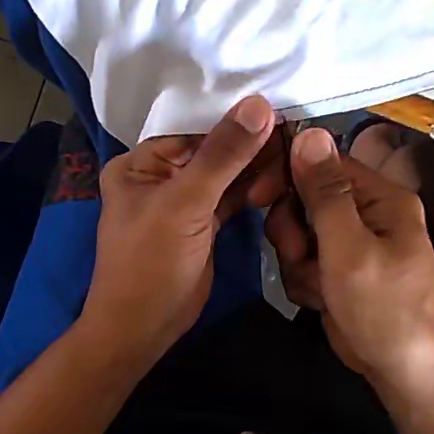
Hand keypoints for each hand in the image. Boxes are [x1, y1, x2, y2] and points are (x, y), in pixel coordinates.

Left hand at [83, 96, 285, 359]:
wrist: (143, 328)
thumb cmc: (151, 263)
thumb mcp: (184, 204)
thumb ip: (223, 155)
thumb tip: (259, 104)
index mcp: (141, 163)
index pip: (194, 128)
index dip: (235, 120)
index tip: (279, 112)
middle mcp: (161, 175)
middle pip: (214, 149)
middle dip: (250, 147)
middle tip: (292, 145)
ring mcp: (184, 200)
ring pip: (227, 173)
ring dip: (257, 169)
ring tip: (291, 165)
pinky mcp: (203, 222)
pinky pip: (233, 196)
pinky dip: (255, 190)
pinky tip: (282, 182)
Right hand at [265, 128, 433, 392]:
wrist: (402, 373)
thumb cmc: (384, 308)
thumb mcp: (349, 248)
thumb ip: (324, 193)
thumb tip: (309, 133)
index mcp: (381, 198)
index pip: (324, 164)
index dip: (288, 177)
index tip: (260, 197)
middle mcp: (366, 214)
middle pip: (304, 199)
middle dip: (294, 232)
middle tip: (301, 256)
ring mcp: (350, 245)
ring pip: (297, 234)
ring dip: (297, 262)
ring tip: (318, 286)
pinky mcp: (336, 271)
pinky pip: (302, 262)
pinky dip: (304, 282)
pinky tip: (320, 300)